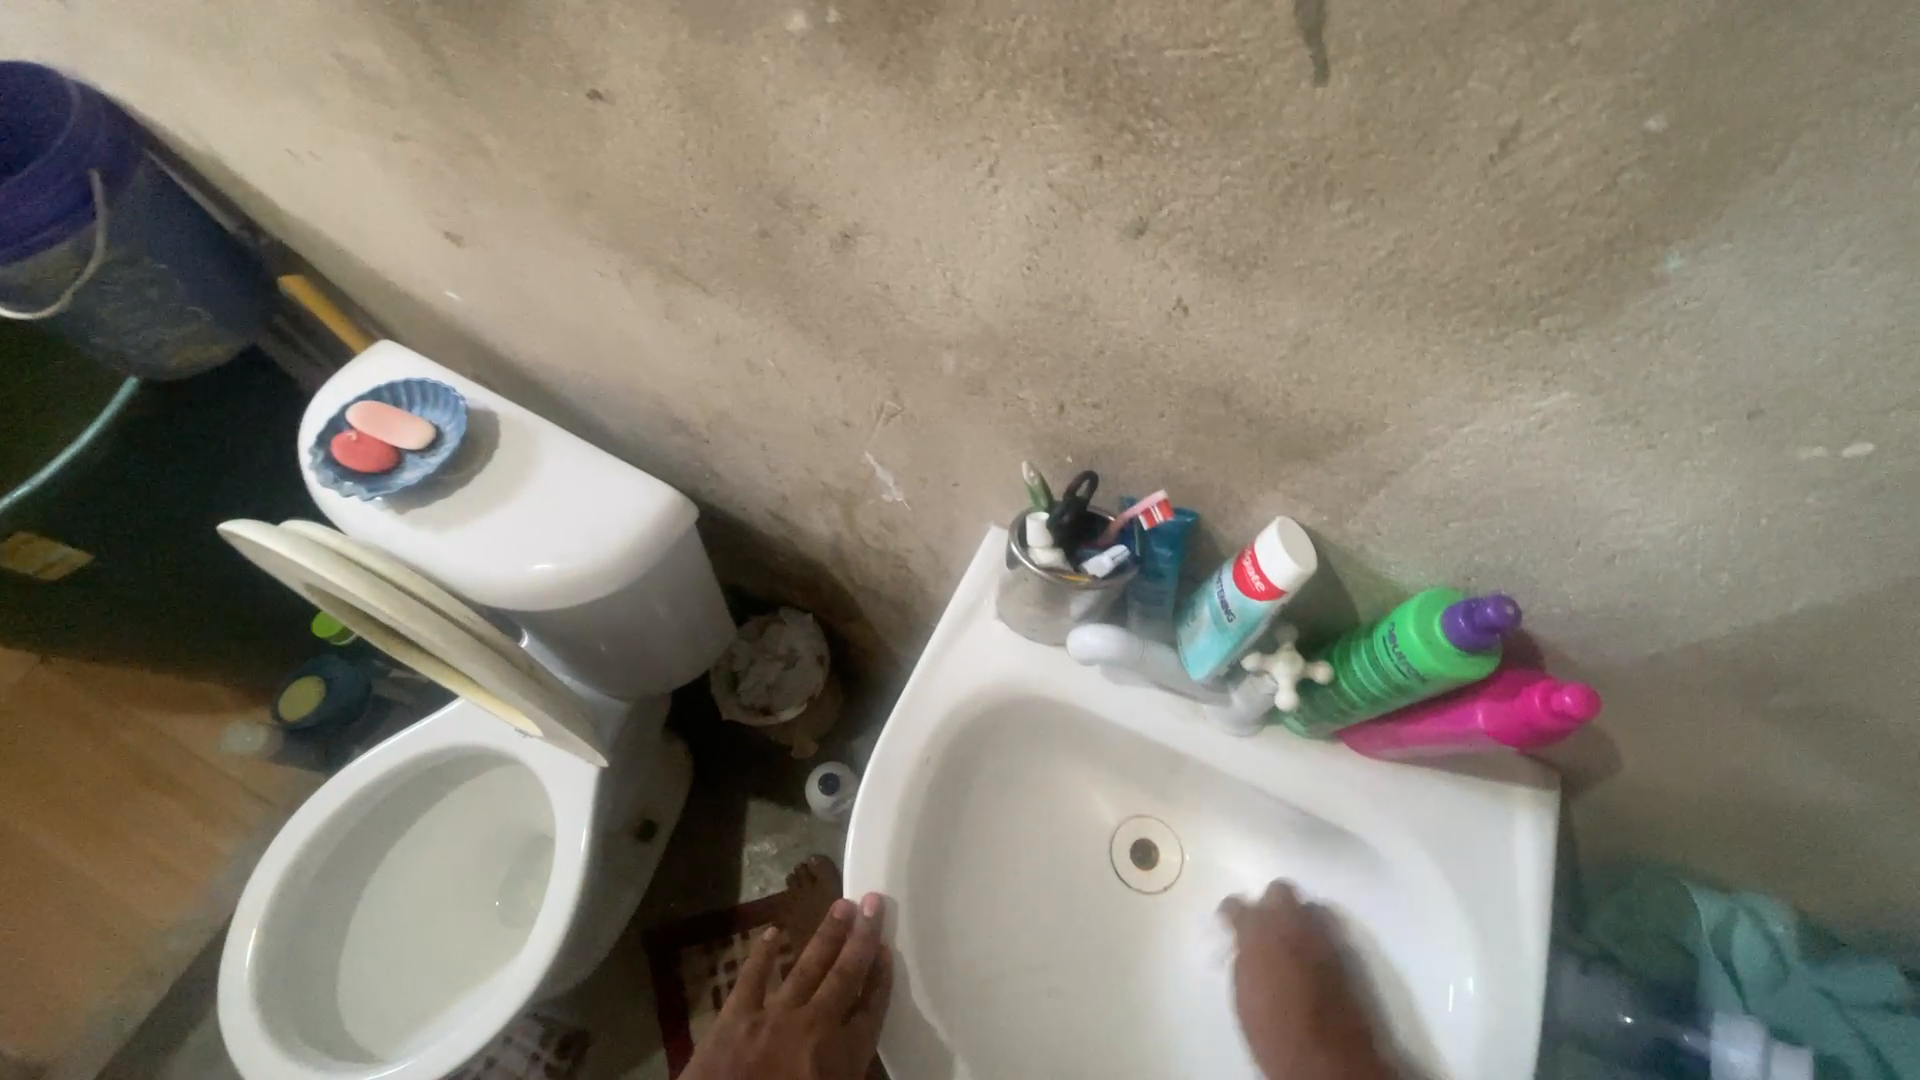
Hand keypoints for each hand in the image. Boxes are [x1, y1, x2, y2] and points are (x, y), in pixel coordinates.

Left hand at [681, 893, 893, 1079]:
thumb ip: (848, 1073)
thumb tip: (859, 1060)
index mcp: (839, 1061)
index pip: (869, 1014)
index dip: (880, 981)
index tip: (887, 950)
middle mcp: (813, 1029)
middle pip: (845, 977)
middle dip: (861, 939)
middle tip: (872, 901)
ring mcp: (773, 1019)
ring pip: (807, 969)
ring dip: (826, 937)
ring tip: (840, 905)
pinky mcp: (735, 1020)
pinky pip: (752, 980)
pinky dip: (762, 955)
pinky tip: (772, 932)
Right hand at [1219, 881, 1393, 1079]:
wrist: (1331, 1060)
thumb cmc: (1275, 1031)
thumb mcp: (1244, 994)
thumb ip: (1246, 959)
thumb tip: (1247, 947)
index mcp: (1258, 930)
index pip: (1237, 904)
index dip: (1232, 913)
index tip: (1229, 924)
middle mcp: (1292, 923)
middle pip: (1281, 891)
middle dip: (1272, 905)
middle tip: (1267, 928)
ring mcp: (1326, 936)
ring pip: (1313, 908)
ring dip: (1302, 919)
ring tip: (1297, 942)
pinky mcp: (1352, 956)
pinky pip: (1333, 934)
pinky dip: (1323, 942)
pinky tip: (1318, 962)